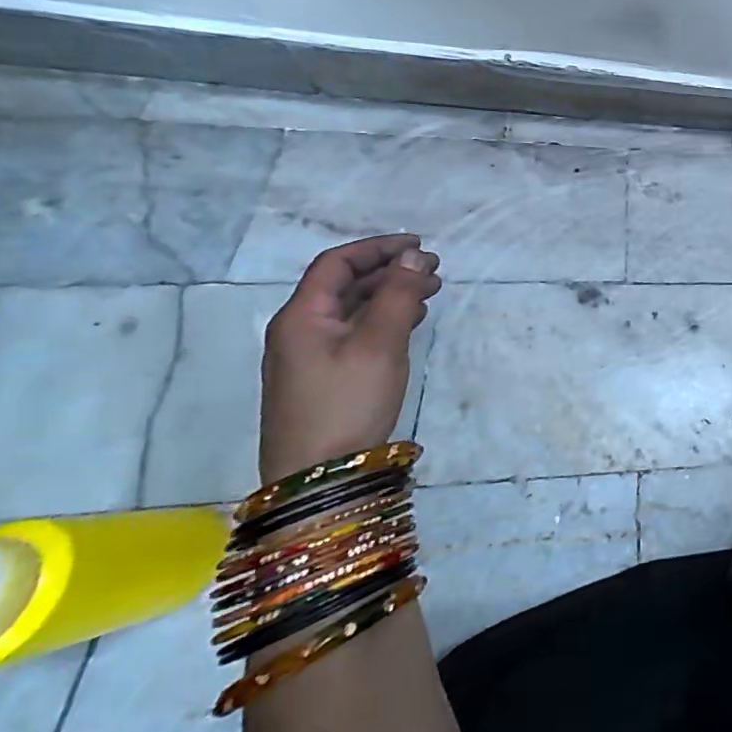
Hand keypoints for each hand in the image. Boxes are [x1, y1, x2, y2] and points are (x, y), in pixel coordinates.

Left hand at [259, 234, 442, 480]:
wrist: (315, 486)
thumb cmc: (346, 405)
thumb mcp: (379, 344)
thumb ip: (398, 295)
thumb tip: (414, 256)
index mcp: (301, 315)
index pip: (337, 263)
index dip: (378, 248)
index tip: (419, 246)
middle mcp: (297, 331)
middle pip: (344, 286)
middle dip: (389, 273)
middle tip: (434, 272)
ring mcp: (306, 360)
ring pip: (351, 313)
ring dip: (388, 297)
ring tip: (429, 296)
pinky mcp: (319, 383)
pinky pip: (352, 336)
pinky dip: (381, 323)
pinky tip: (407, 327)